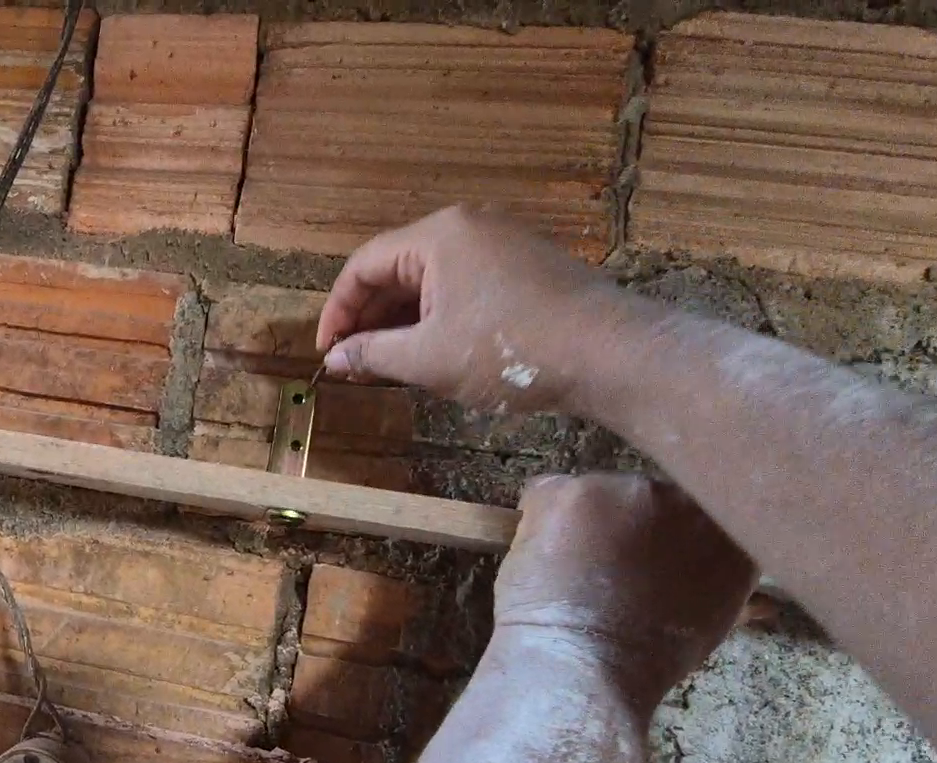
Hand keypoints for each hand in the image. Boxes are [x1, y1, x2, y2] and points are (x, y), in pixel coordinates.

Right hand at [317, 205, 639, 417]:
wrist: (609, 354)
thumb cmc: (507, 349)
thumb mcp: (425, 358)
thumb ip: (371, 353)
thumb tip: (334, 358)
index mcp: (438, 236)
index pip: (364, 266)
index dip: (337, 310)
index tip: (326, 351)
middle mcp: (467, 227)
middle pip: (395, 268)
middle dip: (367, 317)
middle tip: (352, 360)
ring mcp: (500, 243)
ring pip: (427, 279)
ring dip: (398, 319)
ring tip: (383, 361)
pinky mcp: (522, 266)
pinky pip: (458, 284)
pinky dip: (432, 315)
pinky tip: (426, 350)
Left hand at [494, 474, 757, 709]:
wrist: (586, 659)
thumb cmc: (644, 655)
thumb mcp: (710, 623)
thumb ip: (725, 589)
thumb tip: (760, 599)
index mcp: (731, 533)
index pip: (692, 514)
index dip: (655, 535)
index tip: (635, 557)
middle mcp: (686, 500)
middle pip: (640, 498)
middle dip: (617, 525)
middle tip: (596, 568)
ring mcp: (628, 491)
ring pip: (592, 493)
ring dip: (577, 521)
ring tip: (566, 567)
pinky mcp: (573, 492)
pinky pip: (543, 492)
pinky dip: (534, 518)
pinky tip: (539, 555)